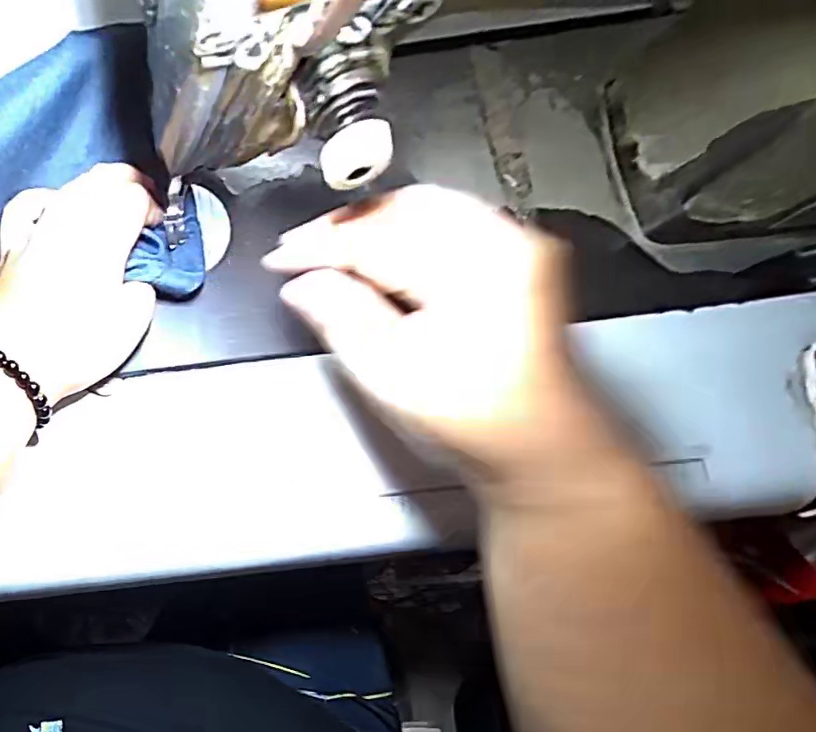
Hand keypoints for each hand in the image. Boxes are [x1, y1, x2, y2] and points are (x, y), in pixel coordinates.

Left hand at [0, 163, 160, 404]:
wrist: (11, 367)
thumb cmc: (67, 351)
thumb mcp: (128, 326)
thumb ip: (142, 291)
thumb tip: (137, 281)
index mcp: (103, 239)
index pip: (134, 198)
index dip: (154, 205)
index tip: (160, 222)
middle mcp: (67, 224)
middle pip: (103, 180)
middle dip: (129, 184)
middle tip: (143, 200)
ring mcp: (35, 231)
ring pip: (70, 187)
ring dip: (95, 187)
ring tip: (108, 201)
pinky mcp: (11, 247)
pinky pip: (29, 205)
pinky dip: (48, 198)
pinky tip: (54, 206)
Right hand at [264, 185, 636, 503]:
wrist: (533, 439)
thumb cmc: (473, 417)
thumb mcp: (388, 372)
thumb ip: (341, 318)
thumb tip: (302, 286)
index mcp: (471, 269)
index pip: (376, 238)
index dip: (319, 246)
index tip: (281, 257)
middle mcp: (503, 243)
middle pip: (405, 207)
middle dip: (346, 224)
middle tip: (300, 245)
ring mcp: (515, 248)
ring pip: (428, 209)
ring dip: (373, 224)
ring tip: (330, 247)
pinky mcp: (515, 260)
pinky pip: (450, 224)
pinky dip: (405, 232)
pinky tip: (378, 252)